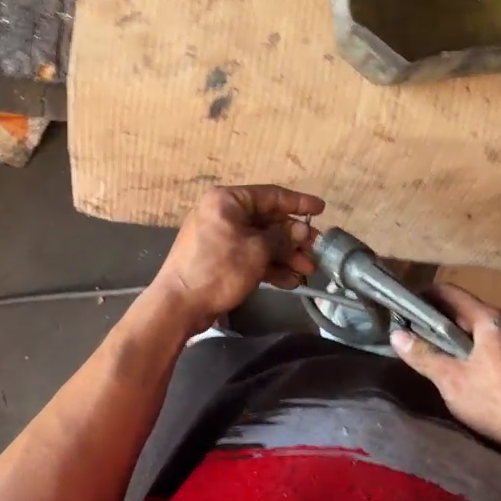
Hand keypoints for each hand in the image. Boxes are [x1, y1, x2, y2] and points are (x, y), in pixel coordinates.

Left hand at [149, 185, 325, 331]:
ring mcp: (220, 237)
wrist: (179, 305)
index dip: (298, 203)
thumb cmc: (218, 270)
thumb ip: (282, 237)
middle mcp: (223, 213)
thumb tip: (302, 229)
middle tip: (315, 250)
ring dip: (285, 255)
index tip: (321, 209)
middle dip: (293, 237)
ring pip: (261, 241)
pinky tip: (290, 281)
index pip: (271, 195)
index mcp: (227, 201)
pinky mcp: (219, 259)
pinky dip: (269, 266)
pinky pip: (250, 256)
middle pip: (267, 220)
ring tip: (308, 270)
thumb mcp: (256, 251)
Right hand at [390, 283, 500, 475]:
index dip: (425, 297)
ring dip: (459, 335)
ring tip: (437, 353)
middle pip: (468, 309)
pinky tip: (468, 369)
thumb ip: (423, 355)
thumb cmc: (496, 405)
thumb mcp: (452, 381)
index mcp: (492, 320)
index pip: (451, 293)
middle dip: (440, 319)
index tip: (404, 310)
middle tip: (416, 335)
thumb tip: (396, 334)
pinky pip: (496, 342)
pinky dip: (477, 347)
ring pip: (482, 327)